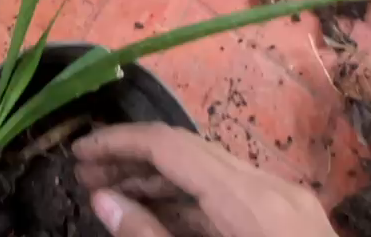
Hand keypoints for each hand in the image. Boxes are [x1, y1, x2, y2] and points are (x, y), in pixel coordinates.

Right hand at [73, 123, 335, 236]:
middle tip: (84, 176)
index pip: (170, 145)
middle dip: (132, 160)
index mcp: (253, 201)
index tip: (78, 154)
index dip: (118, 143)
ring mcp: (287, 206)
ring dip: (157, 181)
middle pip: (187, 151)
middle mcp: (272, 188)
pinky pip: (228, 199)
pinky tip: (154, 218)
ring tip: (110, 194)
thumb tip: (101, 198)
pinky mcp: (293, 226)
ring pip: (206, 173)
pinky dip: (187, 204)